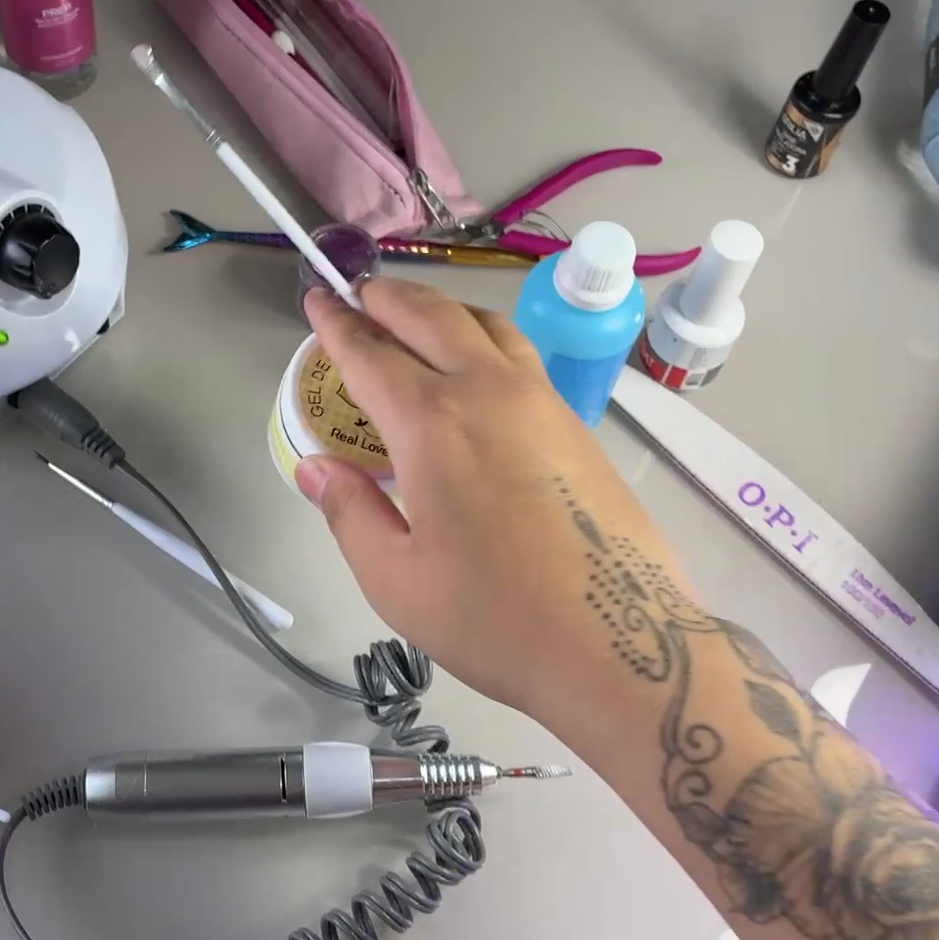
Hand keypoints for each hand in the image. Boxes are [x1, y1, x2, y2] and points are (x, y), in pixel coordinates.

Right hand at [297, 280, 690, 720]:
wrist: (623, 645)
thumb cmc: (494, 617)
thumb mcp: (394, 578)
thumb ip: (349, 511)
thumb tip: (315, 466)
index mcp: (432, 425)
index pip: (370, 354)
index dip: (336, 326)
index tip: (318, 300)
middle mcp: (487, 393)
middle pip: (430, 317)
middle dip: (386, 298)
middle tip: (358, 294)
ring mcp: (540, 401)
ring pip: (484, 324)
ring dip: (439, 309)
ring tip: (412, 317)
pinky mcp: (575, 423)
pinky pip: (518, 353)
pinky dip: (480, 335)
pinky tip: (473, 365)